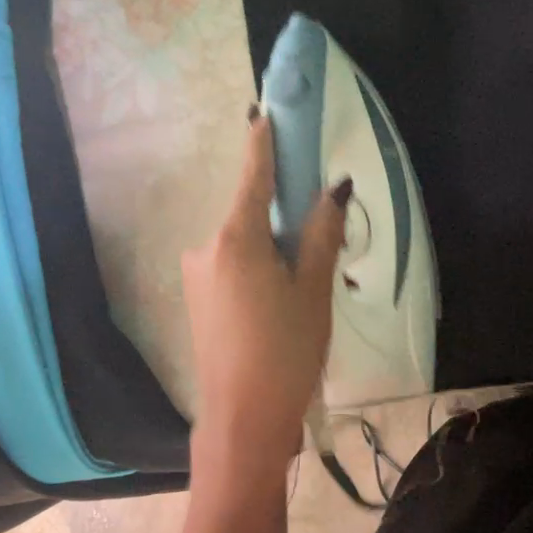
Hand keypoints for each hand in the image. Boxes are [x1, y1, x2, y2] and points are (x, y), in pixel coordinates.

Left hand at [180, 110, 348, 476]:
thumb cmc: (286, 350)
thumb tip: (333, 188)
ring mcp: (199, 275)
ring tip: (307, 285)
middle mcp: (207, 247)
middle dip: (284, 214)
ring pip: (245, 243)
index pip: (254, 176)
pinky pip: (235, 265)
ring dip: (274, 247)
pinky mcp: (199, 301)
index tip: (264, 111)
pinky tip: (282, 301)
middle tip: (320, 235)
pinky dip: (260, 267)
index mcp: (236, 237)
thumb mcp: (314, 288)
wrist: (242, 421)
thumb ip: (322, 232)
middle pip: (251, 212)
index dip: (263, 143)